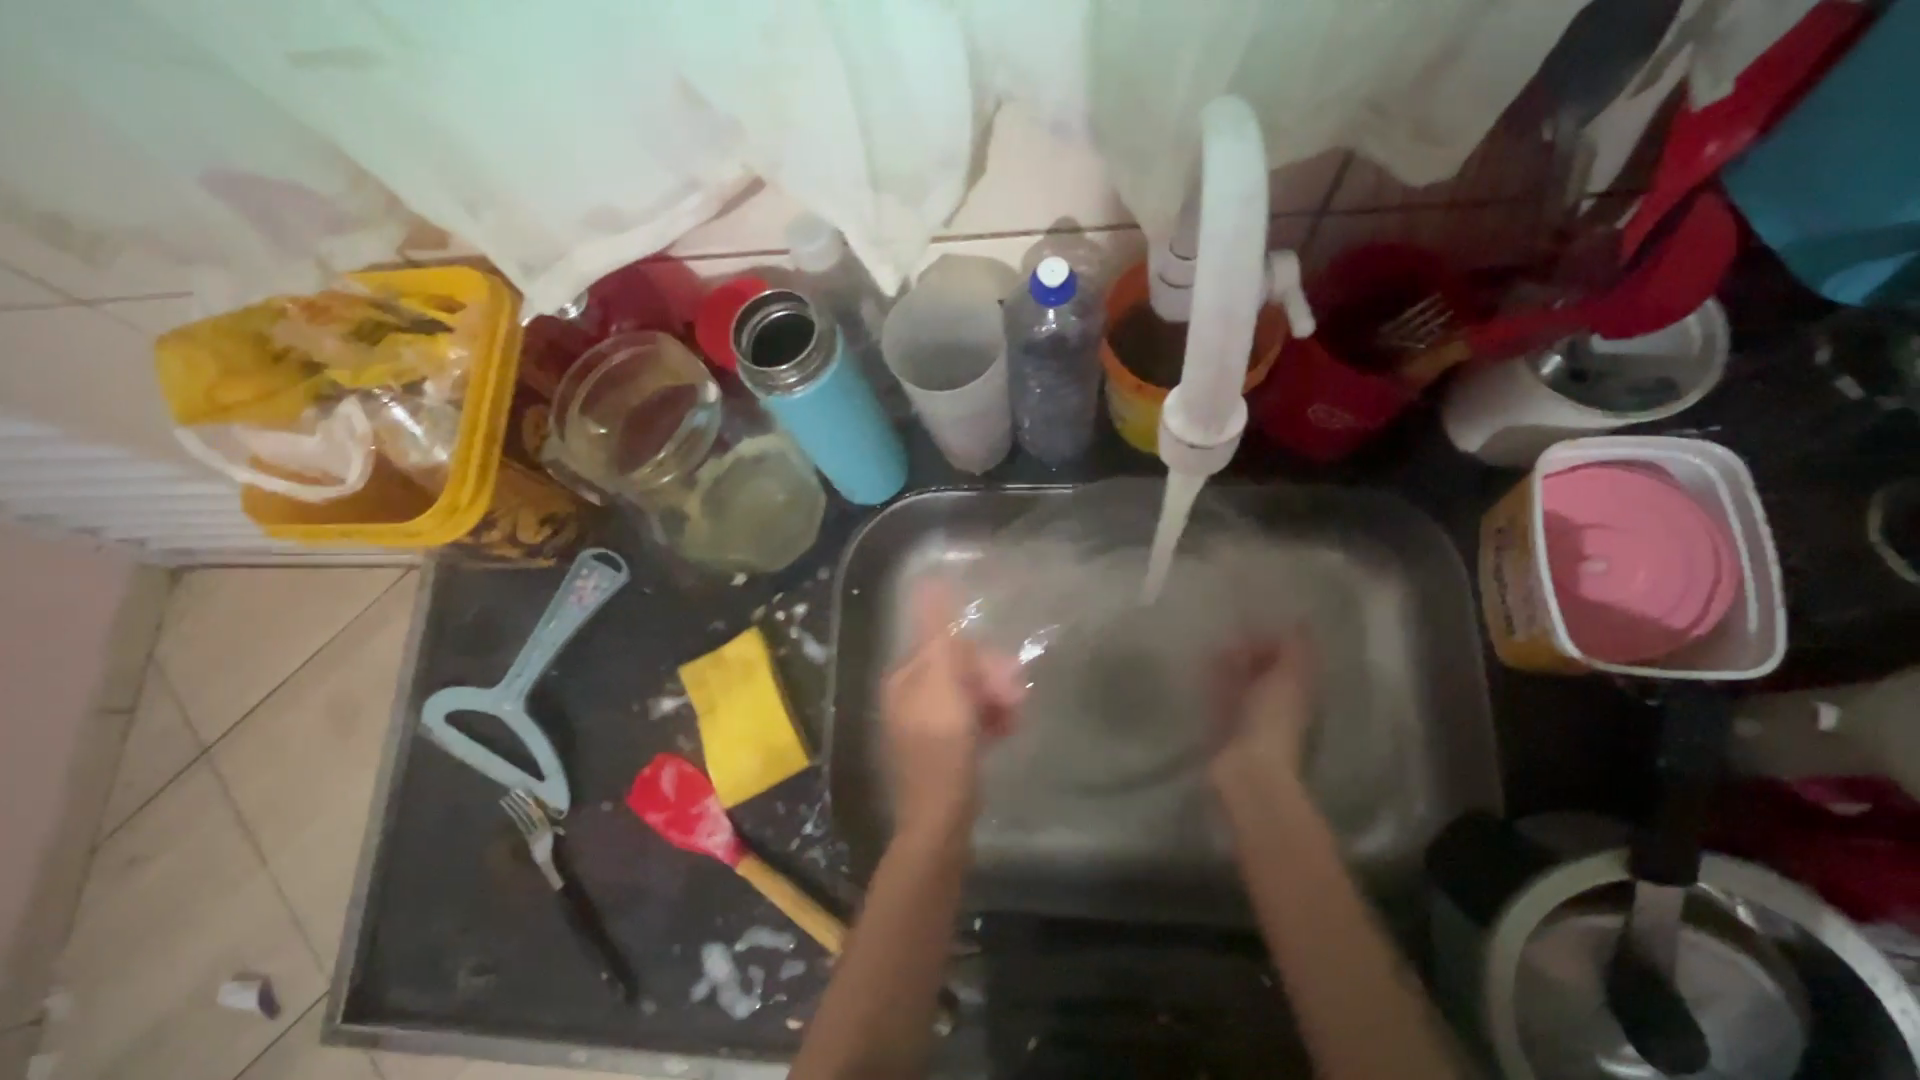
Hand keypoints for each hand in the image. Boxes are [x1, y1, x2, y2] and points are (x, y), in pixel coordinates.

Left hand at [880, 579, 1025, 842]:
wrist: (940, 821)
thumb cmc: (943, 750)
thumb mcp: (943, 685)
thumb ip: (939, 633)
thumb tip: (930, 579)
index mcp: (906, 677)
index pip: (948, 645)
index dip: (981, 657)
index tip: (1008, 675)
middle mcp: (909, 695)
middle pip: (960, 668)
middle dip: (992, 679)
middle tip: (1017, 700)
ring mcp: (924, 724)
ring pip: (969, 694)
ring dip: (995, 699)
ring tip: (1015, 718)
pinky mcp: (941, 749)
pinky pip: (970, 719)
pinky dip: (989, 720)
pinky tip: (1006, 731)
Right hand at [1209, 631, 1317, 794]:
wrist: (1247, 768)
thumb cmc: (1273, 719)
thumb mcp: (1290, 676)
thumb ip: (1295, 648)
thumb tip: (1302, 621)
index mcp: (1298, 690)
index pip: (1289, 657)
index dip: (1274, 639)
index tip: (1253, 623)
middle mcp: (1277, 703)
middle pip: (1264, 671)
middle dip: (1249, 652)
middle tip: (1228, 635)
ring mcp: (1250, 718)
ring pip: (1241, 685)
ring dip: (1229, 668)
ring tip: (1213, 649)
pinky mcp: (1225, 729)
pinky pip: (1219, 700)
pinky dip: (1213, 685)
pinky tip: (1202, 671)